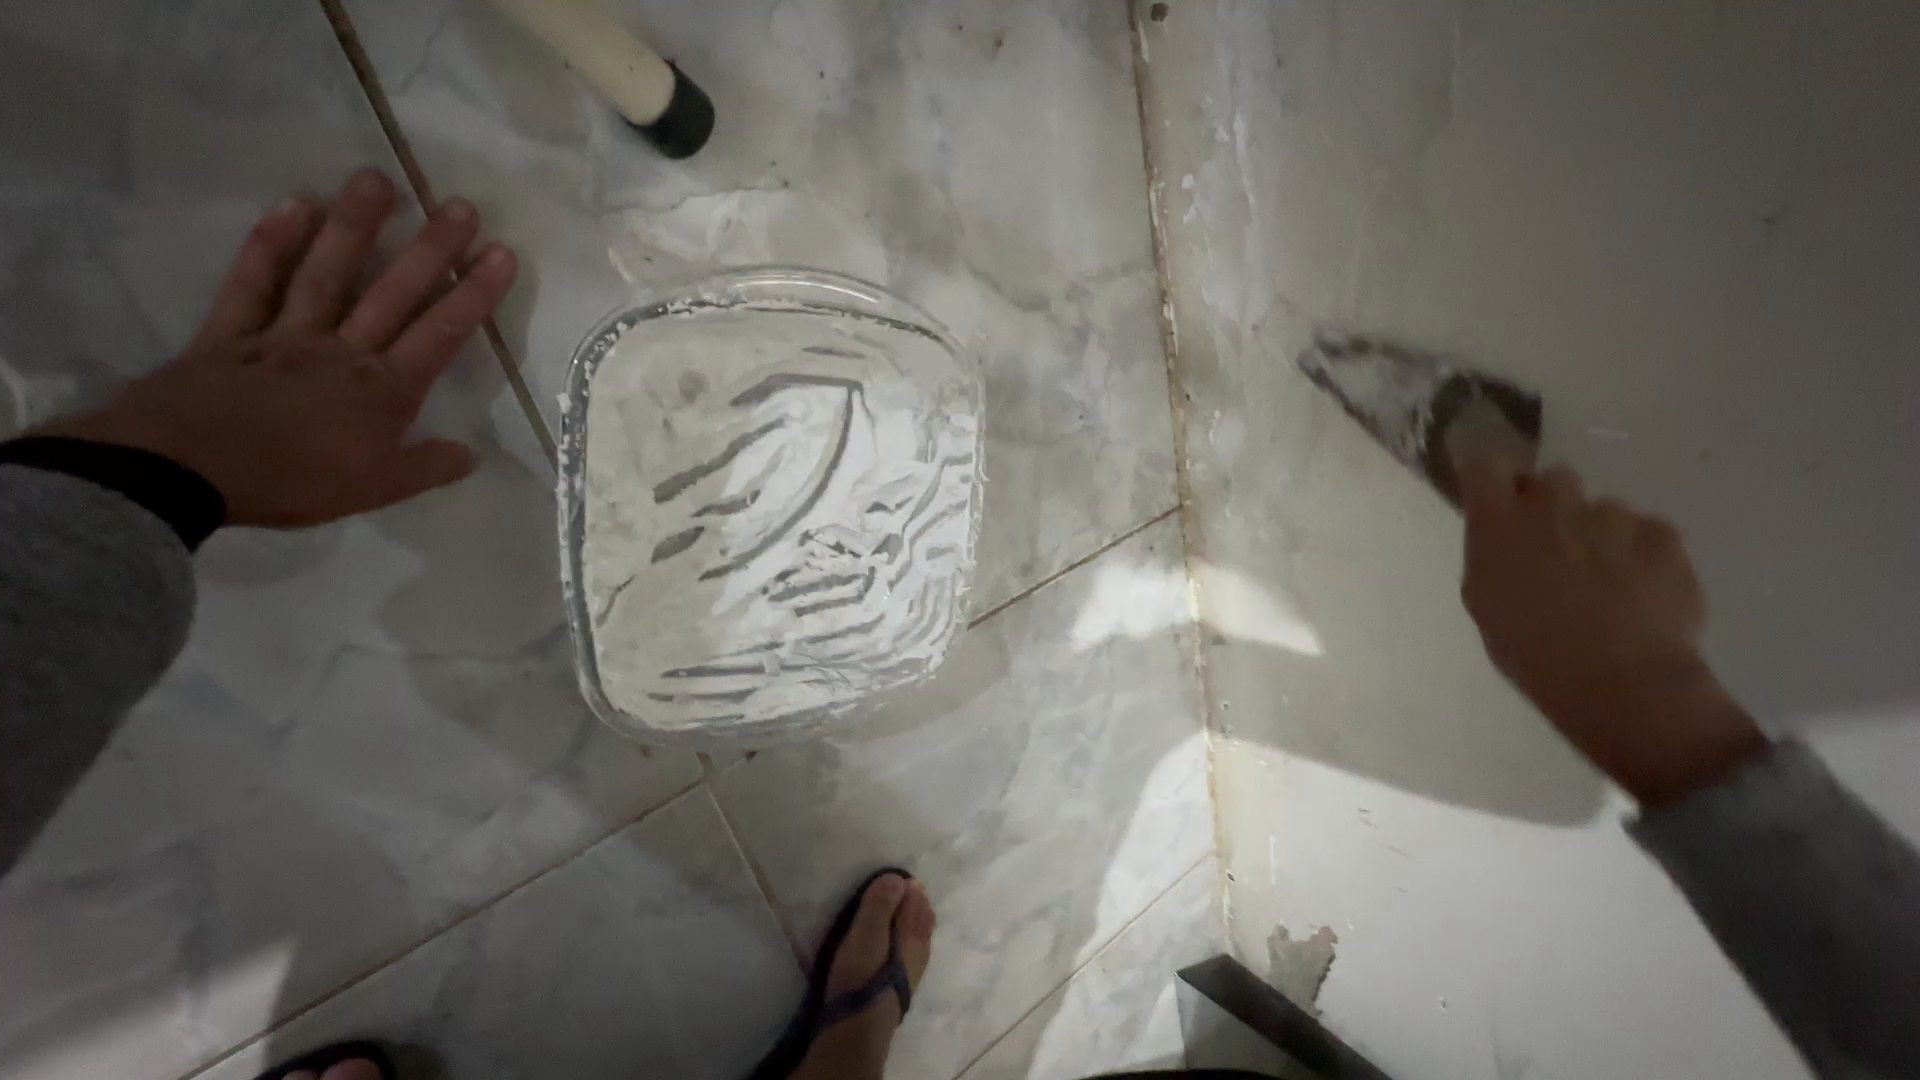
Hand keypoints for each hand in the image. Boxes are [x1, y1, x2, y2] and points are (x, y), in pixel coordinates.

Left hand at [34, 167, 517, 527]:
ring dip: (354, 226)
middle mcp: (342, 350)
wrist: (180, 474)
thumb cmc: (293, 482)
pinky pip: (254, 282)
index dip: (474, 293)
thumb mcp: (376, 489)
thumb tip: (472, 454)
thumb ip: (427, 467)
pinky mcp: (230, 333)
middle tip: (458, 205)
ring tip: (376, 181)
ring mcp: (284, 335)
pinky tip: (292, 206)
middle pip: (393, 293)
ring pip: (327, 274)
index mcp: (383, 389)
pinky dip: (271, 243)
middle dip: (431, 249)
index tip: (501, 254)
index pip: (441, 333)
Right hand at [1450, 407, 1765, 805]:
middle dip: (1549, 504)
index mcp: (1498, 522)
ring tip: (1601, 580)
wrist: (1620, 681)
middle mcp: (1554, 504)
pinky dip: (1638, 552)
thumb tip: (1504, 533)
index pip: (1484, 462)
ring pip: (1600, 509)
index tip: (1486, 476)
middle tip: (1551, 546)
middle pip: (1551, 479)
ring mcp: (1614, 517)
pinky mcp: (1664, 537)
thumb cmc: (1528, 647)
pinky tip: (1636, 589)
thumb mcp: (1483, 598)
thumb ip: (1491, 552)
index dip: (1484, 463)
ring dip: (1596, 532)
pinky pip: (1645, 532)